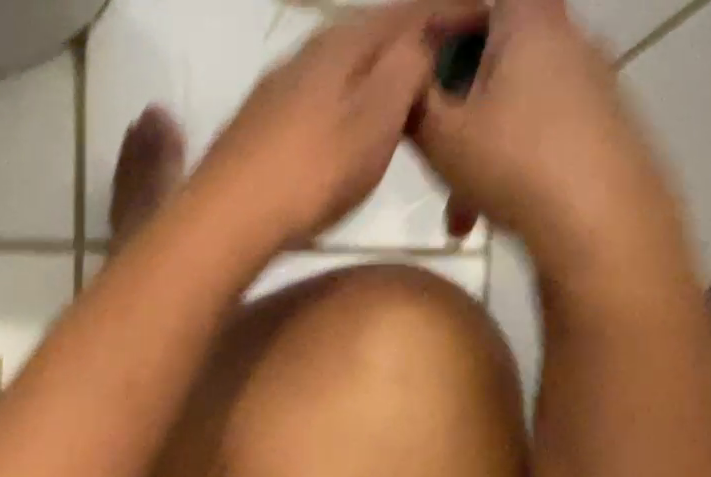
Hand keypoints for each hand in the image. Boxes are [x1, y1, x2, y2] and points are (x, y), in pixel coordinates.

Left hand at [191, 0, 482, 248]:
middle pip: (367, 35)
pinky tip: (343, 125)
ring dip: (372, 72)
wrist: (226, 221)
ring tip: (400, 91)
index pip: (406, 12)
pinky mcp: (254, 129)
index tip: (484, 18)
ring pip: (336, 68)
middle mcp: (302, 55)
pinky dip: (341, 102)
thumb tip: (420, 42)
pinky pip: (312, 99)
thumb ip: (406, 71)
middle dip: (409, 39)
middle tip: (446, 55)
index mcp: (341, 45)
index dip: (449, 12)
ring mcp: (272, 92)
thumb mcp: (376, 118)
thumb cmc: (312, 172)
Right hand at [411, 0, 687, 277]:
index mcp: (530, 22)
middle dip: (461, 104)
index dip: (452, 24)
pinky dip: (512, 166)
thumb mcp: (439, 134)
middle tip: (432, 150)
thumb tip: (402, 77)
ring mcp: (596, 84)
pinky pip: (543, 135)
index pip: (486, 3)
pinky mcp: (607, 127)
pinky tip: (490, 214)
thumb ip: (413, 98)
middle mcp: (571, 40)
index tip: (424, 66)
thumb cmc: (512, 162)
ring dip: (480, 150)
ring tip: (458, 211)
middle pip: (500, 57)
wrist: (601, 221)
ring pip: (517, 107)